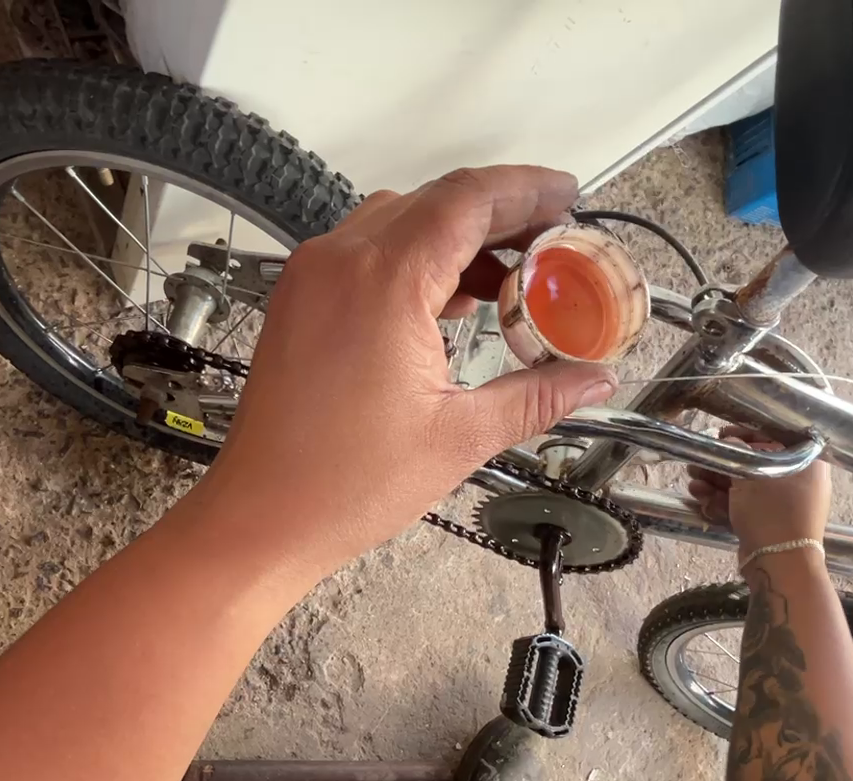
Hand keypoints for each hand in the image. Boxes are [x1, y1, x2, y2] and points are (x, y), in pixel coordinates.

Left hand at [190, 166, 620, 577]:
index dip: (527, 190)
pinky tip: (445, 304)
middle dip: (498, 217)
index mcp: (383, 282)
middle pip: (434, 203)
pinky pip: (362, 257)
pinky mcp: (296, 305)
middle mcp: (338, 263)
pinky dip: (411, 264)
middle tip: (548, 247)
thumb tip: (591, 379)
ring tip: (504, 283)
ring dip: (454, 241)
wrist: (262, 518)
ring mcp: (309, 281)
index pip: (469, 199)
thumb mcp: (458, 437)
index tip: (567, 196)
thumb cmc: (341, 485)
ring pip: (396, 225)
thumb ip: (535, 396)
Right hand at [686, 426, 831, 554]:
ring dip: (716, 484)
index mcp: (807, 462)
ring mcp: (783, 503)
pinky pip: (745, 505)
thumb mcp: (750, 476)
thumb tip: (726, 441)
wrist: (779, 562)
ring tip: (693, 484)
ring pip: (745, 486)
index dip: (746, 433)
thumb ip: (736, 453)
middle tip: (698, 462)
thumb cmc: (772, 513)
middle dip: (722, 464)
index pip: (776, 436)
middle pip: (755, 463)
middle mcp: (799, 480)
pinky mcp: (768, 521)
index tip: (722, 435)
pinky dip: (724, 503)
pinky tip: (702, 501)